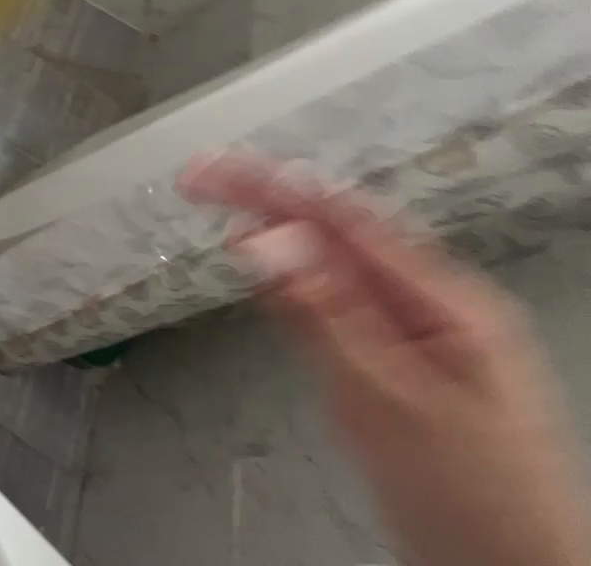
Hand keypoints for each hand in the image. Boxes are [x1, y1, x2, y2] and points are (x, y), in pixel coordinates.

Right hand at [179, 150, 590, 565]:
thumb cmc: (463, 491)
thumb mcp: (383, 395)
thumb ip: (321, 312)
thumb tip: (262, 238)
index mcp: (446, 303)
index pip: (341, 220)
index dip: (268, 186)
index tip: (204, 170)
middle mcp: (435, 304)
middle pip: (340, 228)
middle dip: (267, 193)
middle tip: (197, 175)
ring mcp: (419, 330)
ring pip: (338, 256)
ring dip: (277, 220)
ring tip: (223, 192)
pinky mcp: (396, 355)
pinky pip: (339, 291)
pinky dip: (293, 263)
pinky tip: (271, 251)